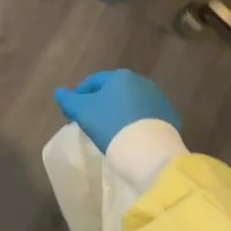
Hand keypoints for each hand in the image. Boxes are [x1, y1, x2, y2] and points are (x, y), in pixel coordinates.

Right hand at [53, 70, 180, 151]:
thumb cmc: (111, 126)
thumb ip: (68, 100)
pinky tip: (130, 137)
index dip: (79, 96)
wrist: (150, 154)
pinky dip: (136, 123)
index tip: (72, 113)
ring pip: (131, 104)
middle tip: (90, 122)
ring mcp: (159, 100)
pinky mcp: (171, 118)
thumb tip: (59, 92)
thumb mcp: (83, 112)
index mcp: (120, 76)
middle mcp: (142, 82)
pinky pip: (147, 117)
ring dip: (119, 113)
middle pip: (113, 92)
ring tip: (110, 131)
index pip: (93, 82)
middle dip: (100, 104)